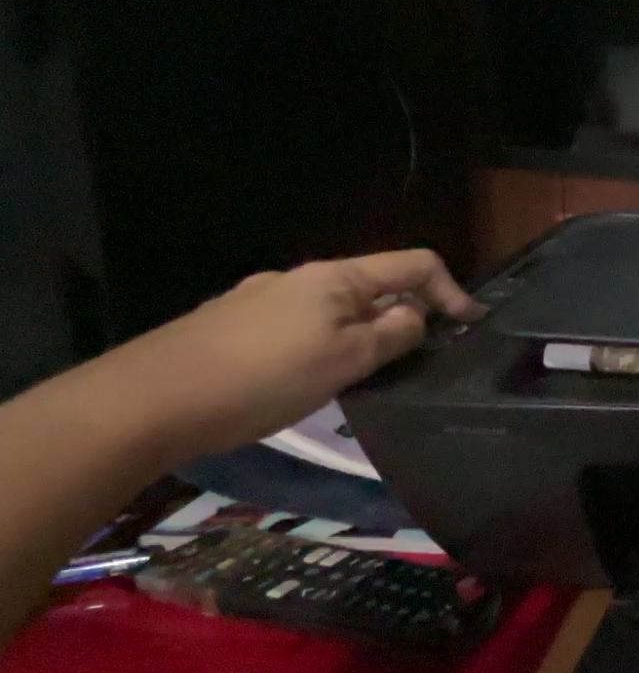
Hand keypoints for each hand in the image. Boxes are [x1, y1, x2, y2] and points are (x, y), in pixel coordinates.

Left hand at [86, 250, 482, 460]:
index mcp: (335, 277)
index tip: (469, 326)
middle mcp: (296, 278)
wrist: (135, 407)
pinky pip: (292, 329)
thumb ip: (396, 333)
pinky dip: (315, 348)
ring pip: (330, 311)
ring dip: (356, 336)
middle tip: (407, 363)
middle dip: (400, 318)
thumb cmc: (260, 378)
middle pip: (372, 287)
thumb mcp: (348, 359)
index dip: (451, 290)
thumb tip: (415, 317)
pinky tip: (293, 385)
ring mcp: (254, 301)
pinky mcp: (222, 329)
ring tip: (351, 379)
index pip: (415, 264)